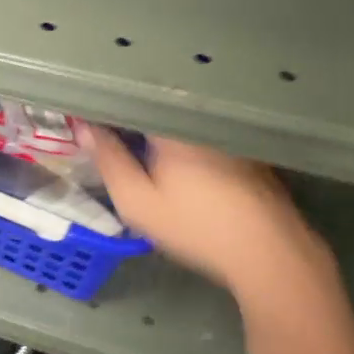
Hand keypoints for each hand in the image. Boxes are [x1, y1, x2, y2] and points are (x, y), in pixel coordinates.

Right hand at [77, 125, 329, 291]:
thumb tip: (83, 128)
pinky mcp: (247, 152)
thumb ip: (109, 161)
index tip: (86, 114)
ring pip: (184, 120)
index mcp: (173, 126)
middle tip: (107, 129)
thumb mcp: (138, 202)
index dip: (107, 104)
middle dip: (132, 114)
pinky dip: (185, 139)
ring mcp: (229, 135)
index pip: (132, 98)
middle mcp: (203, 121)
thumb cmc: (197, 227)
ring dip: (159, 126)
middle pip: (158, 105)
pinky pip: (204, 134)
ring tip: (136, 141)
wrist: (270, 255)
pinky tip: (178, 163)